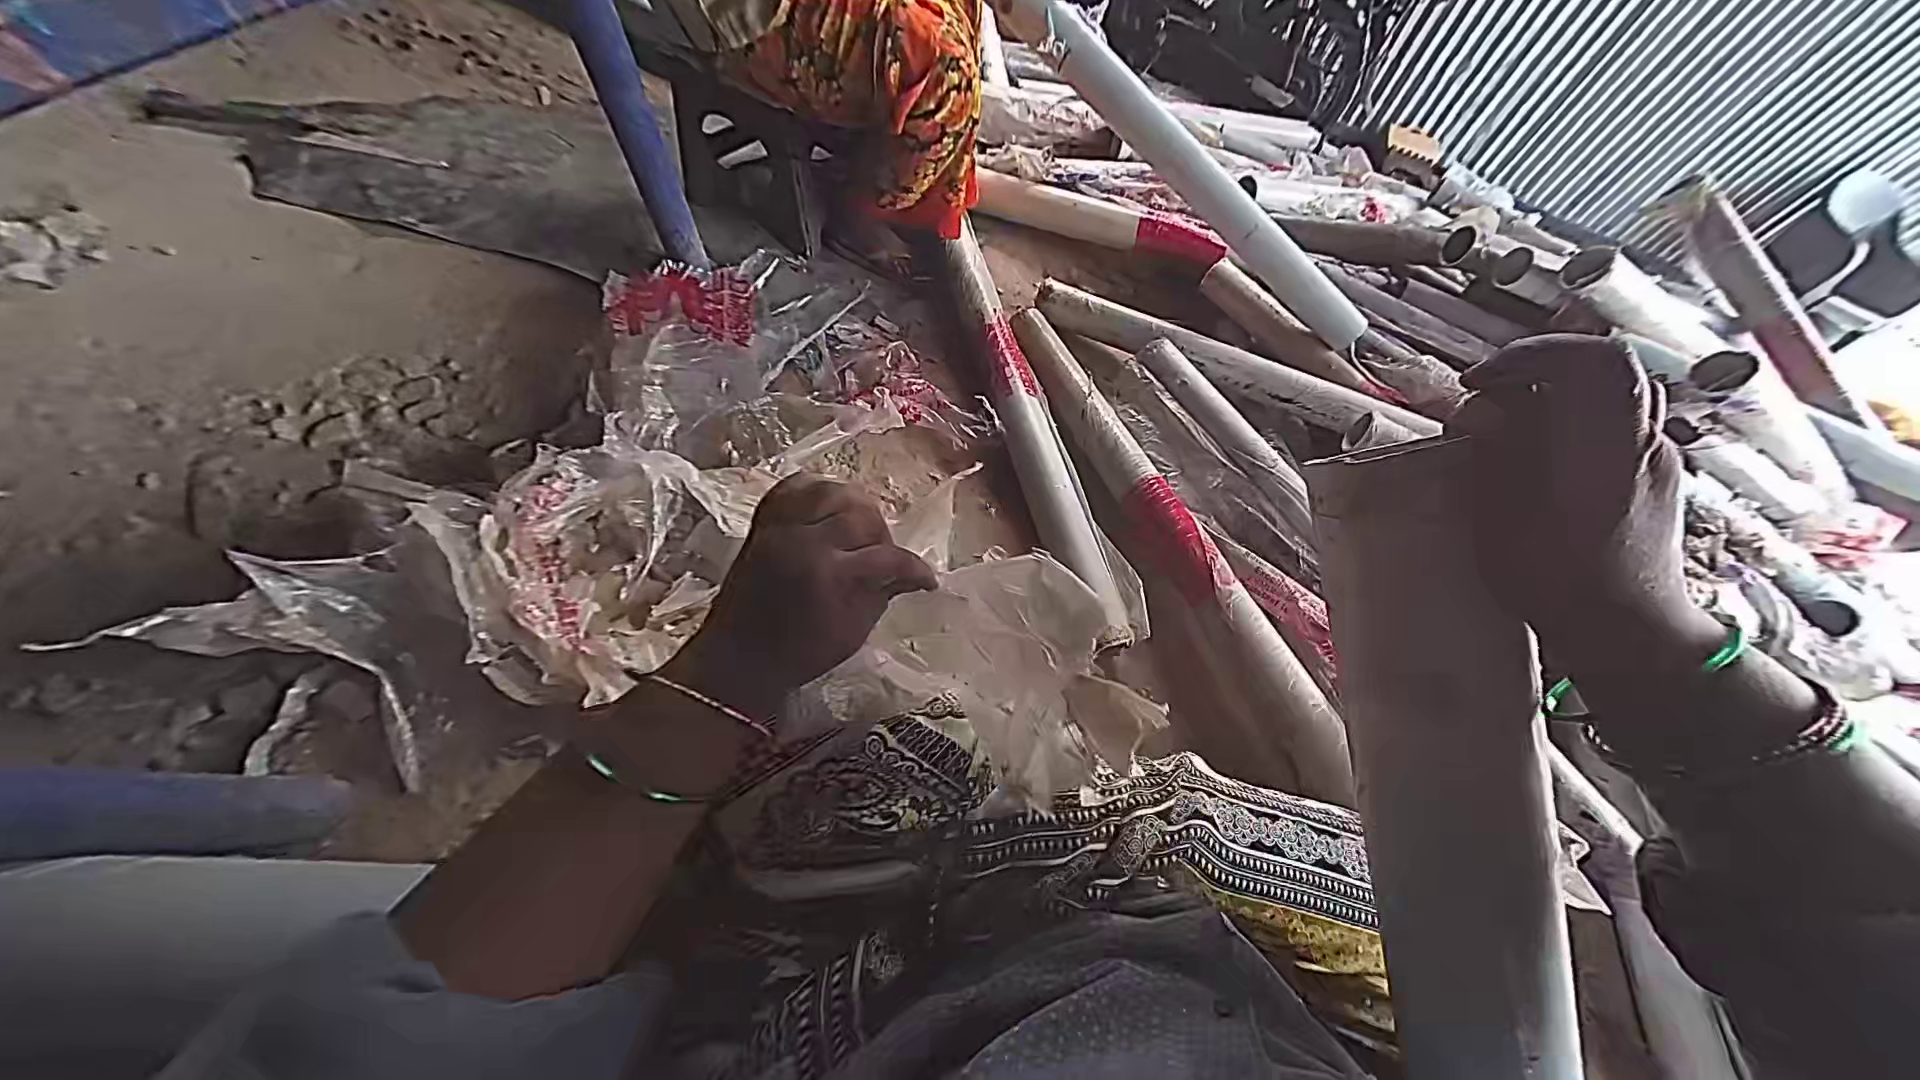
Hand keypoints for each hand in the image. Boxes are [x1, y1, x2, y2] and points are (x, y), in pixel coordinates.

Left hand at [659, 475, 936, 719]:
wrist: (741, 658)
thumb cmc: (801, 653)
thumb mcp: (854, 630)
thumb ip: (883, 593)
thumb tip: (910, 574)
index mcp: (832, 575)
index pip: (889, 557)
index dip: (915, 568)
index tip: (926, 579)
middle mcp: (806, 541)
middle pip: (860, 513)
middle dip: (880, 534)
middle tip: (881, 554)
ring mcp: (782, 528)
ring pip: (829, 490)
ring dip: (852, 506)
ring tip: (856, 528)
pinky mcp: (764, 524)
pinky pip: (793, 488)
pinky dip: (815, 492)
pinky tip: (827, 509)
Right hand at [1448, 334, 1693, 656]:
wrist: (1626, 629)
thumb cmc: (1556, 580)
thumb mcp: (1504, 518)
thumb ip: (1497, 457)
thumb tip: (1481, 415)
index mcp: (1608, 448)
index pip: (1592, 361)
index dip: (1531, 354)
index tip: (1479, 380)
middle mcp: (1643, 441)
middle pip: (1603, 370)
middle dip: (1535, 371)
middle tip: (1486, 396)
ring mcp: (1655, 457)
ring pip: (1608, 396)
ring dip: (1551, 396)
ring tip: (1503, 424)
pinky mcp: (1651, 475)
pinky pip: (1612, 425)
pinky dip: (1567, 422)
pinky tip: (1533, 455)